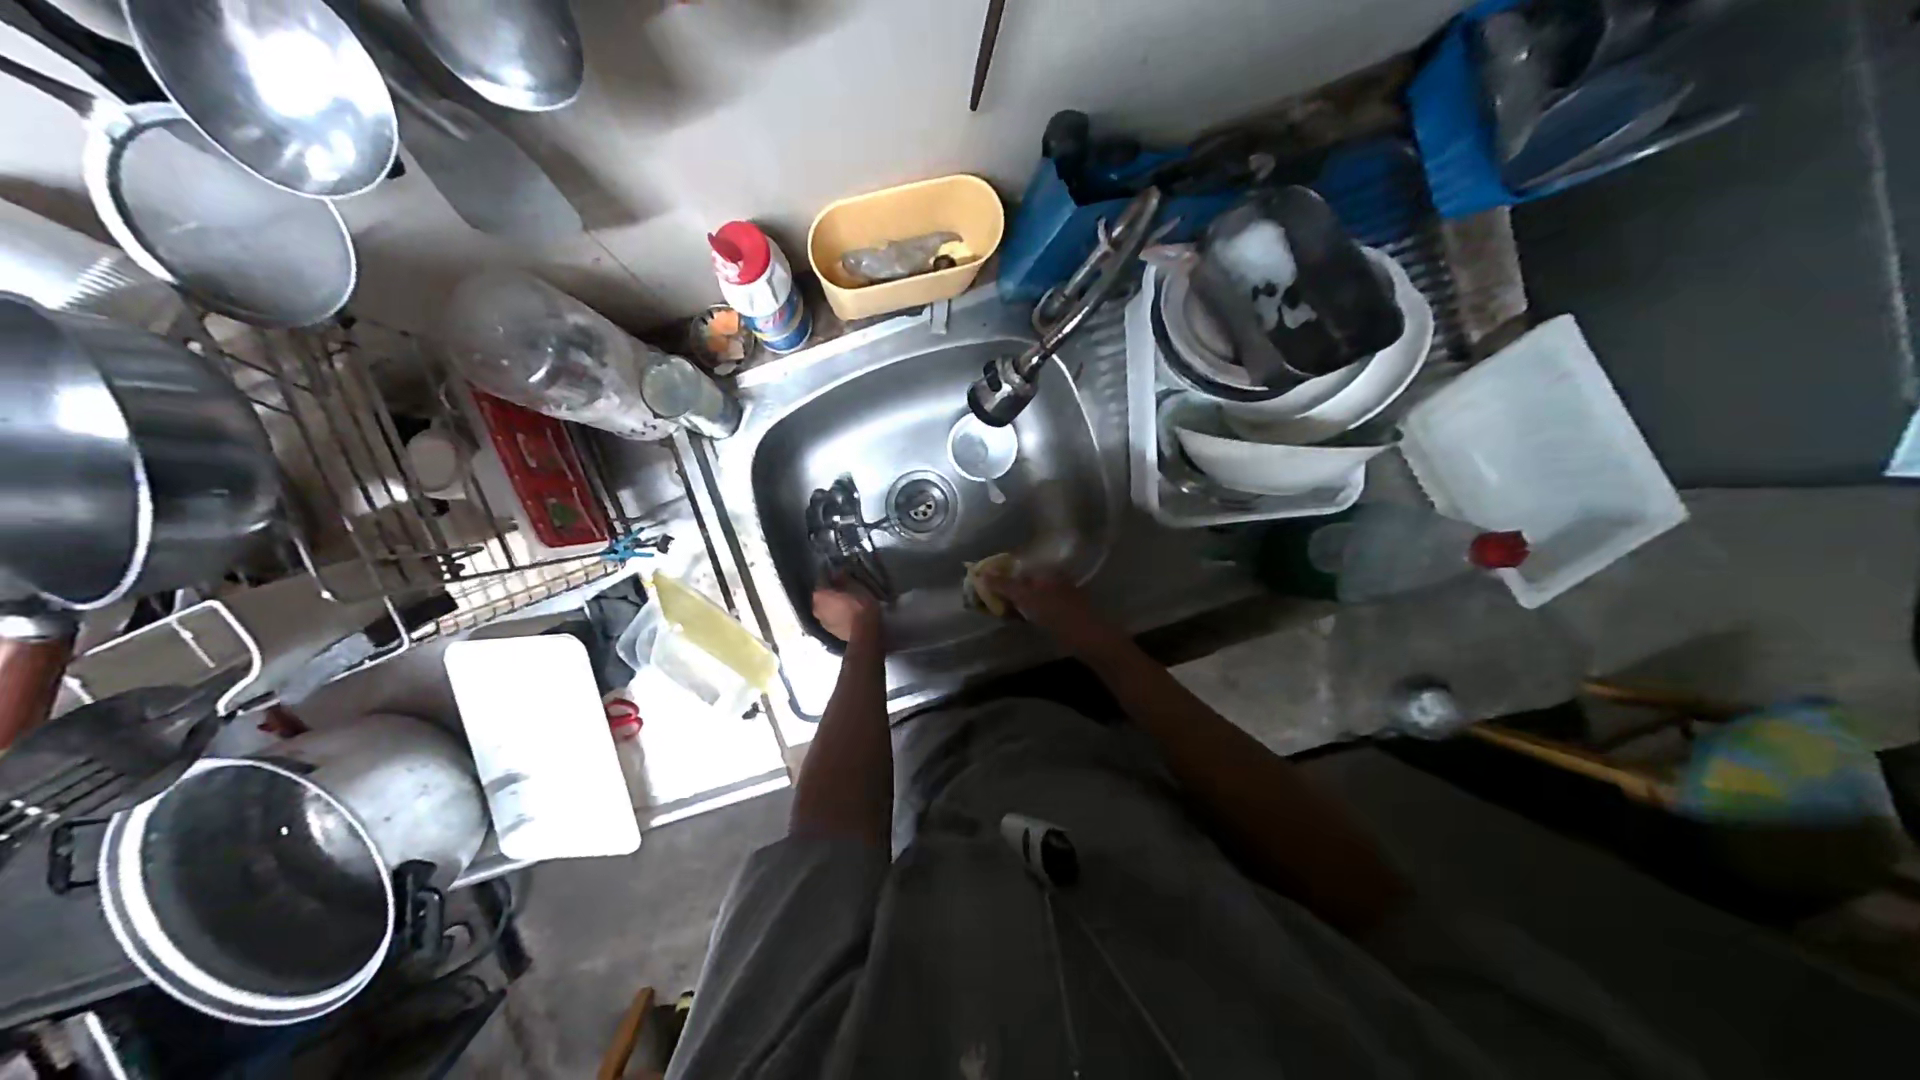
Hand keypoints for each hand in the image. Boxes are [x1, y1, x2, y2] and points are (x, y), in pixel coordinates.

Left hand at [813, 581, 881, 643]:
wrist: (865, 633)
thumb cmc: (859, 605)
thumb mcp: (855, 586)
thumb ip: (843, 578)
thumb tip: (837, 572)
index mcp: (819, 595)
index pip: (822, 580)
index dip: (831, 576)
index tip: (839, 575)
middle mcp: (815, 608)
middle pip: (822, 596)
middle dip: (830, 592)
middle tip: (843, 589)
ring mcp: (822, 622)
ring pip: (826, 608)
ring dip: (833, 605)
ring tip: (845, 603)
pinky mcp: (830, 632)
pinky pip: (831, 618)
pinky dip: (836, 615)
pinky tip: (847, 614)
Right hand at [980, 569, 1122, 656]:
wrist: (1089, 639)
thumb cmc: (1057, 614)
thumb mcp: (1027, 598)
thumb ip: (1004, 585)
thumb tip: (980, 573)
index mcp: (1045, 570)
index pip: (1017, 566)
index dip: (999, 574)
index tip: (982, 584)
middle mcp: (1052, 578)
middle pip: (1023, 580)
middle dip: (1005, 589)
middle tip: (987, 600)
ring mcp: (1058, 595)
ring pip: (1029, 595)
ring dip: (1015, 602)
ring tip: (998, 611)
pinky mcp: (1061, 612)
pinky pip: (1037, 607)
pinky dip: (1025, 611)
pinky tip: (1017, 619)